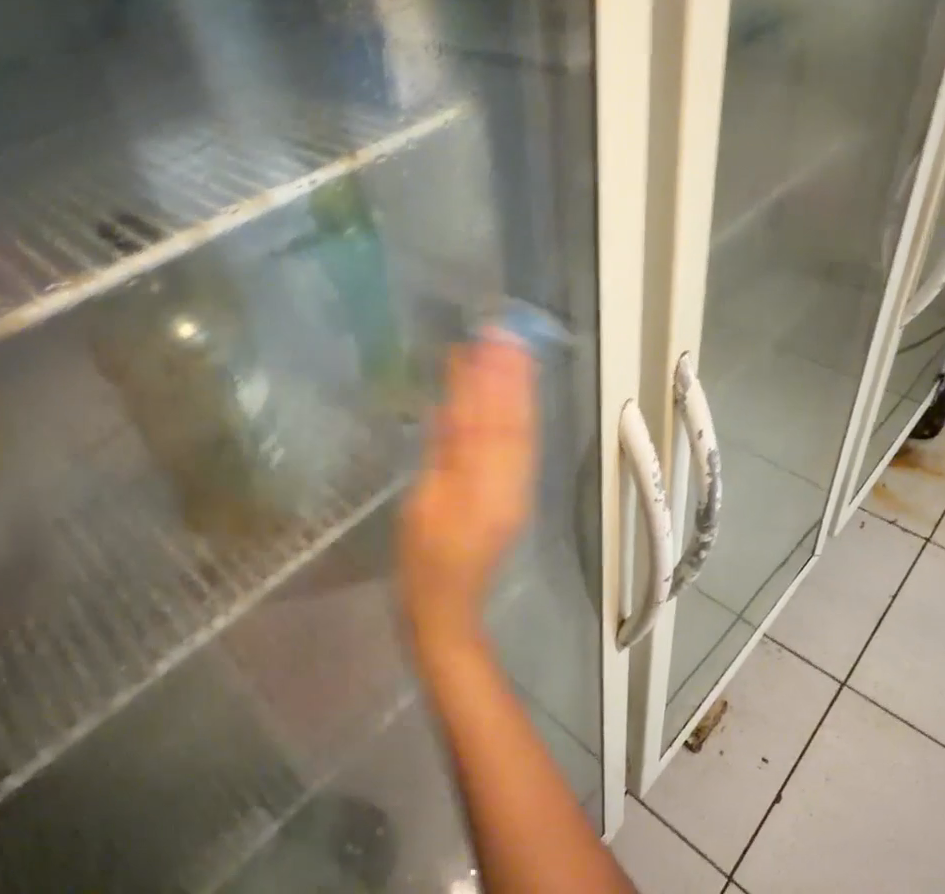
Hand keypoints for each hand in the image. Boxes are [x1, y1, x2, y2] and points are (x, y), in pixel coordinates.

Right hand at [399, 331, 537, 648]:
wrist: (447, 611)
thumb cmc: (422, 563)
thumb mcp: (421, 506)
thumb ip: (441, 457)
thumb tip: (451, 406)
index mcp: (482, 487)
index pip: (485, 423)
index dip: (485, 380)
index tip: (485, 341)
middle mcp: (509, 484)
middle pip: (511, 422)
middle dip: (509, 376)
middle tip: (506, 333)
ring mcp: (516, 490)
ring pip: (521, 432)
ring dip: (518, 390)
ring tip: (515, 351)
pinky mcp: (515, 496)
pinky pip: (522, 448)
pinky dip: (519, 416)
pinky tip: (514, 393)